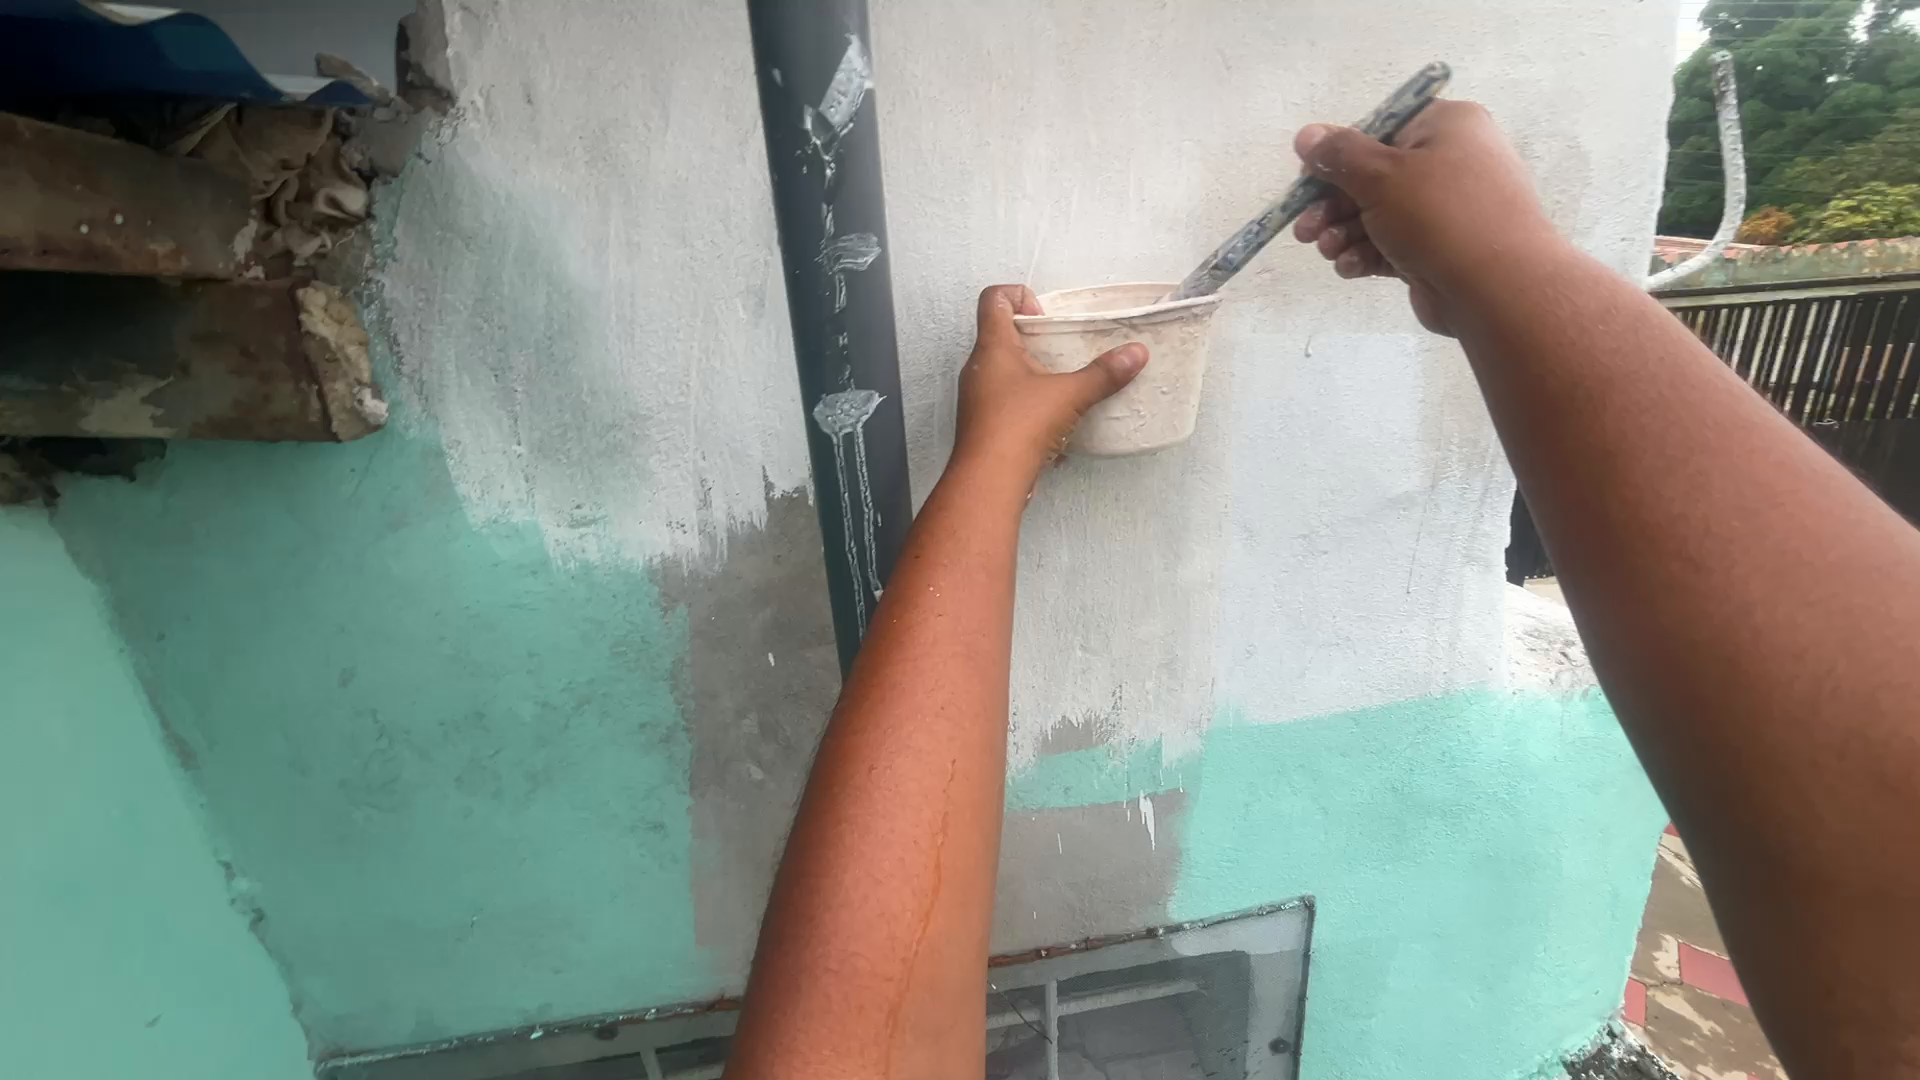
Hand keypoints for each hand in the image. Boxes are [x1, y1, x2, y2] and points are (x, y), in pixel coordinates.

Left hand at [951, 285, 1147, 482]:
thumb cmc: (1019, 427)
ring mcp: (977, 399)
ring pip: (1004, 373)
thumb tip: (1136, 354)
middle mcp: (978, 369)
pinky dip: (1029, 406)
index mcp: (992, 348)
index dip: (1019, 295)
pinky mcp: (983, 426)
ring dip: (1033, 375)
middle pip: (1000, 336)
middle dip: (1034, 339)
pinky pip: (1006, 404)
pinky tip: (1053, 423)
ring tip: (1062, 386)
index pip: (994, 299)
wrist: (989, 481)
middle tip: (1062, 350)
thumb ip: (1103, 374)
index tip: (1045, 317)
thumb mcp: (1069, 395)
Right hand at [1290, 100, 1568, 336]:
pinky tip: (1353, 268)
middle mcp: (1444, 162)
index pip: (1377, 131)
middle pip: (1369, 179)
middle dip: (1331, 208)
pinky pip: (1386, 245)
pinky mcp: (1431, 249)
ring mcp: (1439, 209)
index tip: (1305, 184)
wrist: (1493, 285)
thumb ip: (1338, 155)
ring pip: (1372, 217)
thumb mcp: (1381, 175)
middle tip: (1304, 231)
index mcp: (1442, 128)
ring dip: (1342, 235)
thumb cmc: (1439, 216)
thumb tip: (1306, 135)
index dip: (1336, 158)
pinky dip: (1363, 255)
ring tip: (1330, 252)